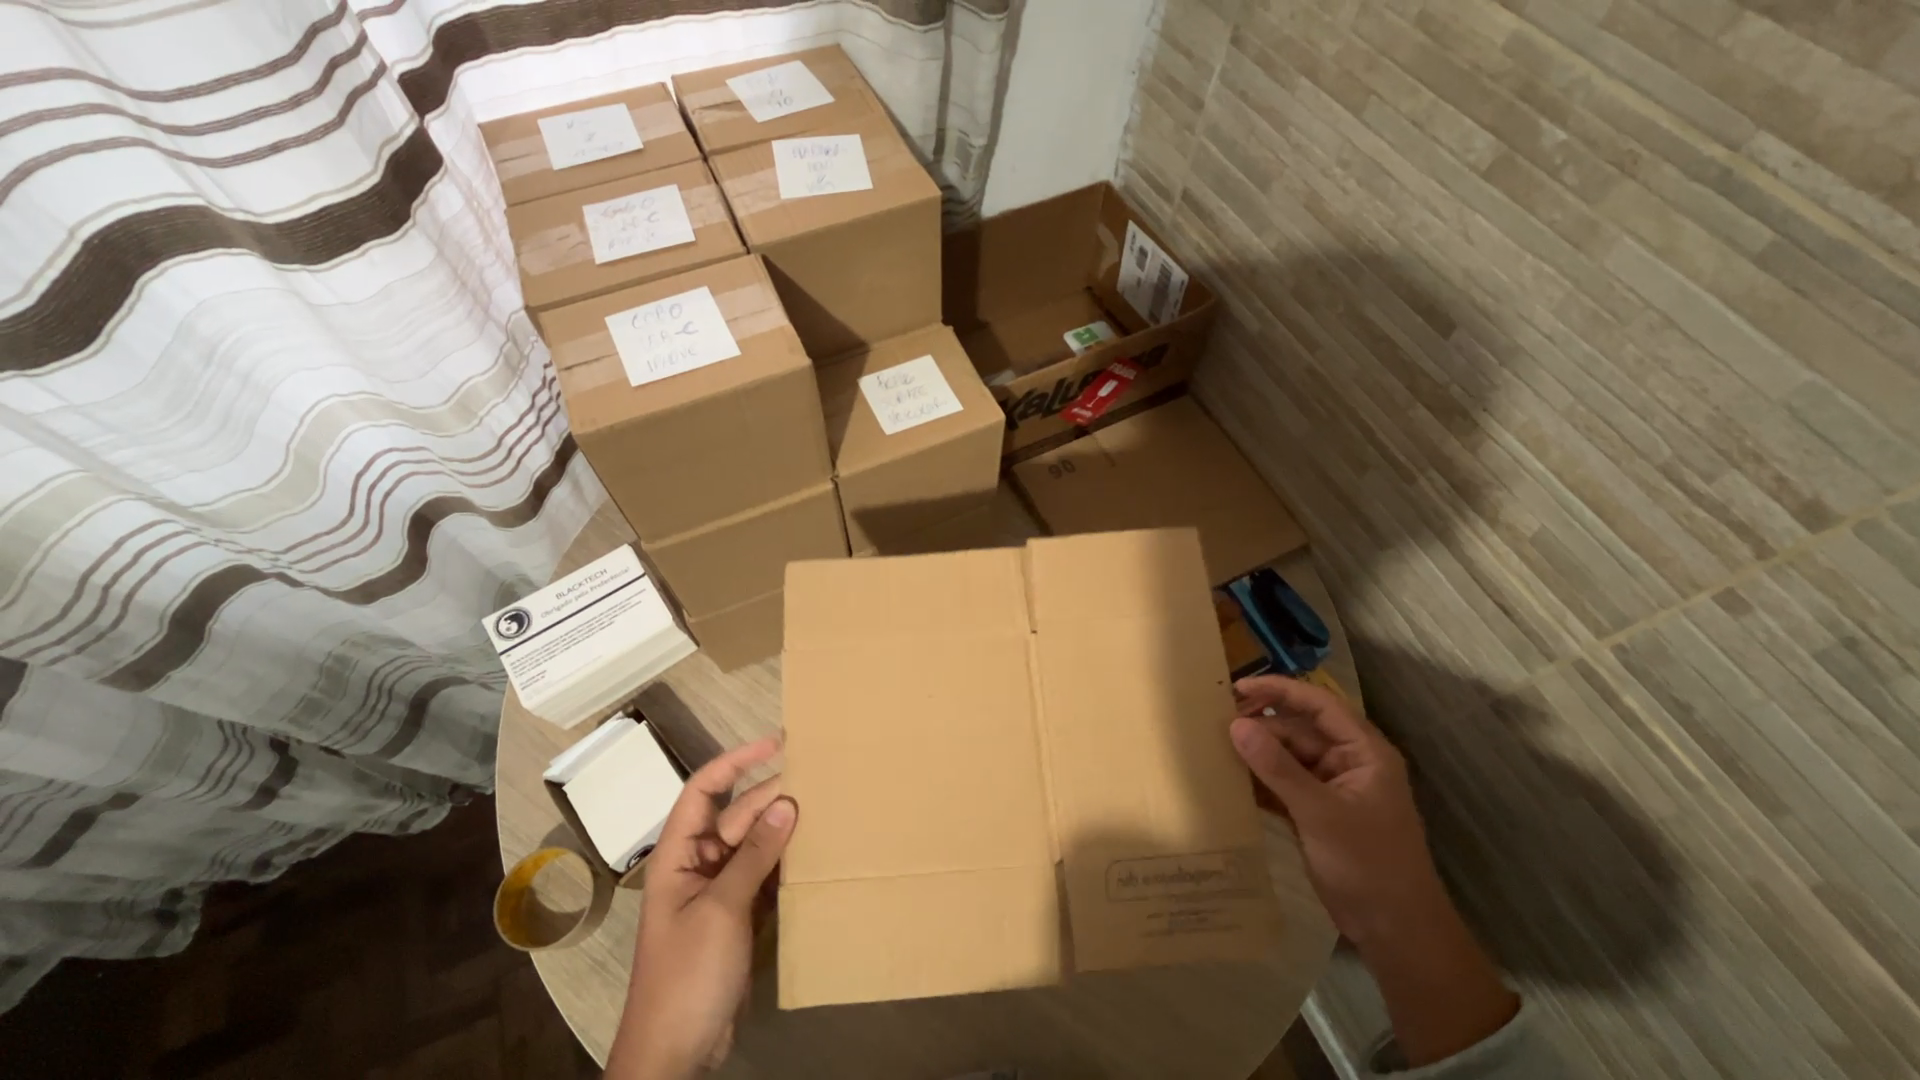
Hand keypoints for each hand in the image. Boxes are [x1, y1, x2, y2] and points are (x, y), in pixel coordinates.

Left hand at [604, 737, 796, 1079]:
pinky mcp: (739, 918)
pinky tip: (818, 854)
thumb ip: (754, 855)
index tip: (776, 742)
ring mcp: (720, 892)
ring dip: (785, 829)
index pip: (705, 790)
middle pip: (738, 816)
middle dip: (773, 797)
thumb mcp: (721, 909)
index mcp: (679, 854)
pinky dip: (788, 864)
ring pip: (756, 846)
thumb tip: (786, 803)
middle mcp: (699, 864)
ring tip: (828, 808)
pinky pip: (766, 877)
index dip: (737, 761)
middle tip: (821, 781)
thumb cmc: (687, 973)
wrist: (675, 1049)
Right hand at [1230, 676, 1516, 1066]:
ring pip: (1288, 759)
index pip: (1319, 705)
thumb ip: (1277, 767)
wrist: (1394, 929)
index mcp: (1363, 752)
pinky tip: (1229, 781)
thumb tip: (1236, 725)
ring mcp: (1332, 790)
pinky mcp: (1317, 815)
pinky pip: (1284, 786)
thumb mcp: (1320, 813)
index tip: (1237, 688)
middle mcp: (1348, 763)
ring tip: (1213, 748)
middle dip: (1261, 726)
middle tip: (1214, 725)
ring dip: (1257, 754)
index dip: (1279, 691)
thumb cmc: (1368, 864)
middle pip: (1299, 730)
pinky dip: (1260, 783)